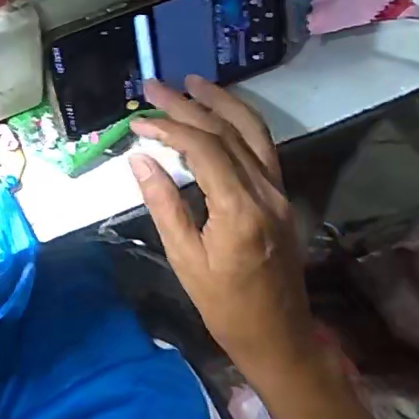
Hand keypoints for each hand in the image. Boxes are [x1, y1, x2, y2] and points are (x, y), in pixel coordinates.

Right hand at [127, 77, 318, 388]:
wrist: (279, 335)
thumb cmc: (223, 304)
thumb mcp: (183, 258)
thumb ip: (163, 204)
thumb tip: (140, 159)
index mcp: (239, 210)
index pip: (203, 150)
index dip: (169, 129)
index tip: (138, 122)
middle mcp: (265, 192)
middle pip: (227, 133)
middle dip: (187, 106)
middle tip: (153, 87)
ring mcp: (278, 192)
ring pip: (253, 132)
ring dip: (221, 103)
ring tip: (192, 82)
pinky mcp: (280, 196)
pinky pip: (263, 147)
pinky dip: (239, 122)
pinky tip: (219, 114)